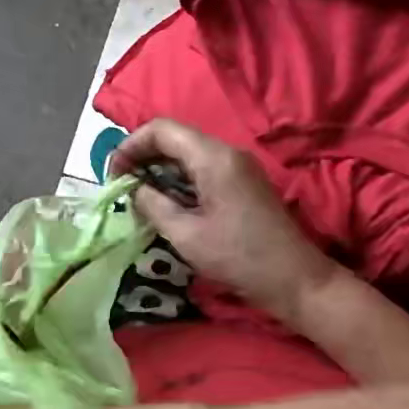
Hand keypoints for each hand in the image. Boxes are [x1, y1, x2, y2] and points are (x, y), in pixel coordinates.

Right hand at [109, 118, 339, 319]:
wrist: (294, 279)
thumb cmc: (239, 257)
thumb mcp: (186, 235)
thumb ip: (154, 205)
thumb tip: (135, 190)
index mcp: (214, 157)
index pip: (162, 129)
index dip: (131, 145)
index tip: (114, 175)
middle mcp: (228, 152)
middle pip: (175, 138)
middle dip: (144, 158)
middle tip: (123, 189)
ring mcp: (239, 167)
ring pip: (189, 154)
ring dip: (161, 171)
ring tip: (141, 199)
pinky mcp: (244, 183)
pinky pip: (204, 169)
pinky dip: (181, 180)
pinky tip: (169, 205)